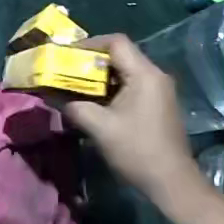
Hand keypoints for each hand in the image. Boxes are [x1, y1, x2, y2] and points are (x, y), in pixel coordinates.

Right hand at [60, 34, 201, 199]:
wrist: (170, 181)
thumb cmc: (136, 150)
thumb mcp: (100, 128)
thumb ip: (75, 107)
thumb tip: (53, 96)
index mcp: (145, 74)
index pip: (116, 42)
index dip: (89, 44)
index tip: (67, 55)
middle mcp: (155, 75)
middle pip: (121, 55)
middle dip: (92, 61)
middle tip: (67, 71)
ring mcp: (159, 90)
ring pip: (126, 71)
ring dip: (101, 77)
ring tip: (77, 86)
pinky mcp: (158, 104)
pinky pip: (132, 86)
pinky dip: (113, 89)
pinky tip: (96, 103)